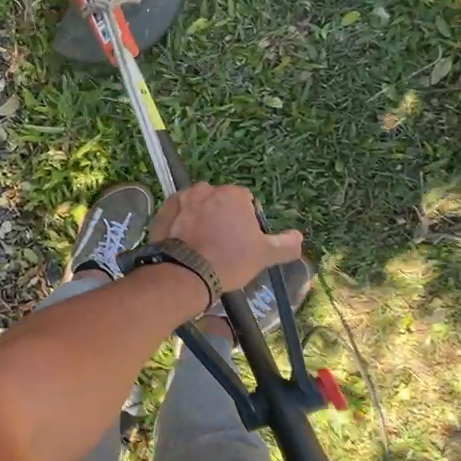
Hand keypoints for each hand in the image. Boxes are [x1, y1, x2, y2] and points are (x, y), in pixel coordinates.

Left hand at [147, 183, 302, 293]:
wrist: (184, 272)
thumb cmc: (229, 260)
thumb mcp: (265, 255)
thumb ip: (286, 244)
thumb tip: (298, 237)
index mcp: (232, 194)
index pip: (245, 202)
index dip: (247, 221)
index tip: (242, 240)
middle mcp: (205, 189)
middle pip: (220, 202)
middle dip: (222, 217)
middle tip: (222, 244)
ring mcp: (181, 197)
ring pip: (198, 206)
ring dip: (201, 218)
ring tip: (202, 244)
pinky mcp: (162, 209)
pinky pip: (178, 213)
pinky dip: (182, 223)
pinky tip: (185, 242)